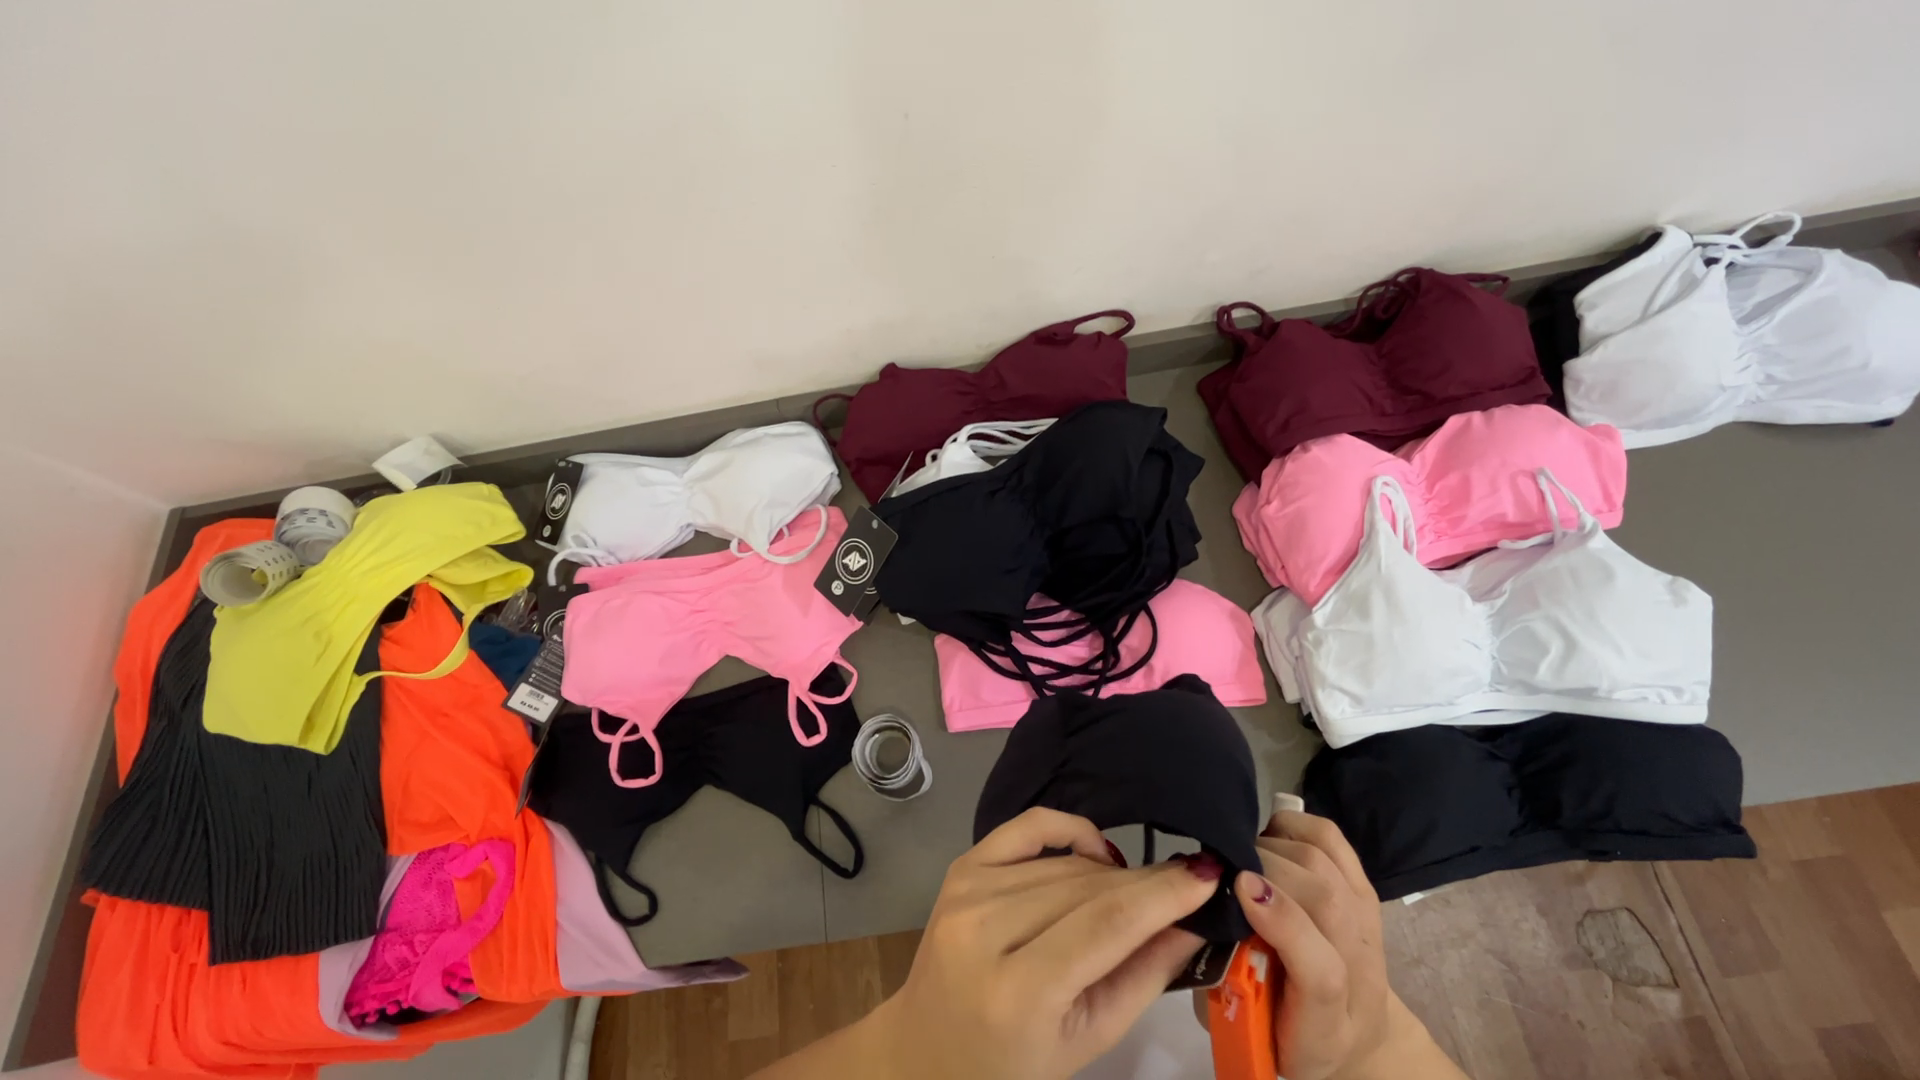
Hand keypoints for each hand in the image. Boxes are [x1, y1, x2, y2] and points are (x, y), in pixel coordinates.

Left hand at [859, 808, 1218, 1079]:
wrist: (926, 1047)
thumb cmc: (1012, 1061)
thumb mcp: (1087, 1039)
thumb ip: (1143, 977)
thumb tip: (1194, 921)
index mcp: (1018, 990)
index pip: (1105, 924)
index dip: (1163, 893)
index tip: (1210, 874)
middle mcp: (985, 929)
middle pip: (1088, 887)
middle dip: (1147, 883)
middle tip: (1190, 883)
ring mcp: (967, 892)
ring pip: (1066, 863)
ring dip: (1113, 873)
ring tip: (1138, 894)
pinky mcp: (961, 868)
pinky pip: (1028, 827)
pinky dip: (1070, 828)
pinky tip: (1096, 852)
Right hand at [1227, 809, 1466, 1079]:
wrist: (1356, 1036)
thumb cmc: (1289, 1035)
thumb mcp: (1248, 1032)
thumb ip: (1222, 992)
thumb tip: (1188, 931)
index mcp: (1327, 1023)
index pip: (1321, 972)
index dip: (1284, 923)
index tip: (1239, 889)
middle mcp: (1361, 971)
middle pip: (1323, 899)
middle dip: (1266, 868)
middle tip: (1221, 865)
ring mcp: (1367, 923)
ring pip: (1324, 863)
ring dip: (1275, 847)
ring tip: (1241, 855)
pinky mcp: (1363, 890)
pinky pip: (1333, 841)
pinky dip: (1298, 826)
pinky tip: (1269, 836)